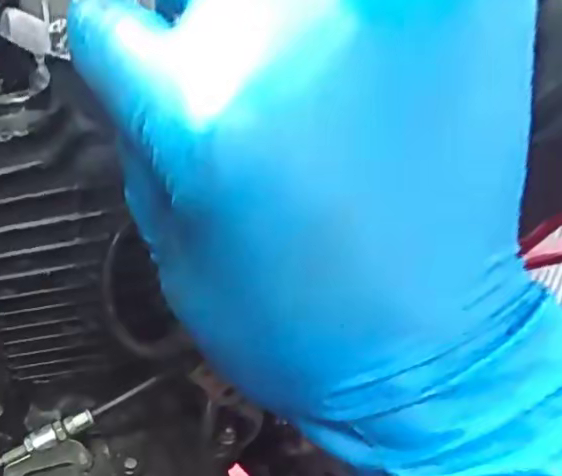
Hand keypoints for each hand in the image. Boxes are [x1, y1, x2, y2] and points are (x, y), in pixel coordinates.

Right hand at [69, 0, 561, 475]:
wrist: (423, 355)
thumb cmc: (301, 334)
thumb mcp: (183, 270)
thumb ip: (147, 158)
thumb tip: (139, 82)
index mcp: (200, 119)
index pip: (110, 20)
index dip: (113, 43)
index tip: (129, 56)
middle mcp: (281, 38)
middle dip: (190, 26)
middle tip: (212, 80)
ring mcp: (373, 9)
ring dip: (263, 28)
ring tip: (284, 95)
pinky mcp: (451, 8)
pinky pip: (363, 0)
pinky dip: (342, 30)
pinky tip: (341, 84)